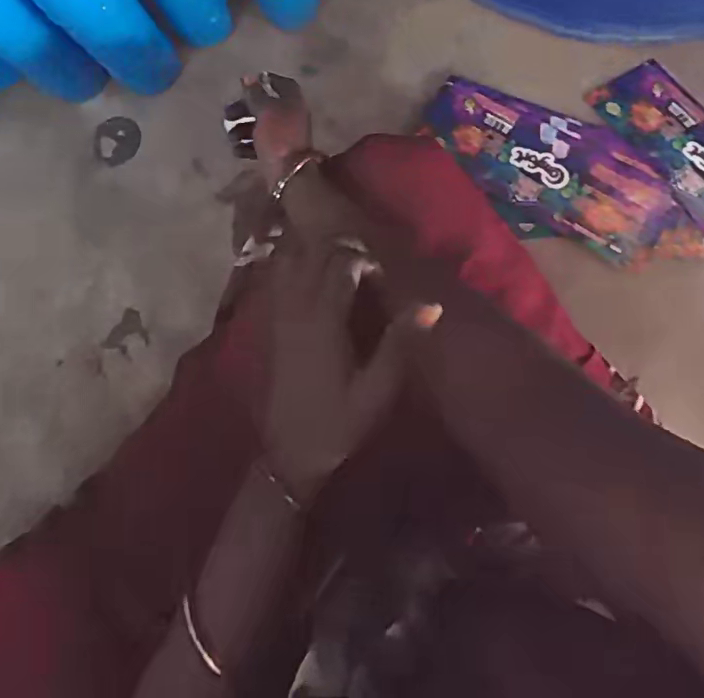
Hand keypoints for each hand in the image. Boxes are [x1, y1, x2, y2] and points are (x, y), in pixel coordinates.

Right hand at [241, 73, 312, 188]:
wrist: (289, 173)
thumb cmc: (278, 137)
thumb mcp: (265, 111)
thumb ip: (256, 94)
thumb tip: (248, 78)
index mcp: (293, 103)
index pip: (283, 85)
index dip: (267, 81)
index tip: (247, 82)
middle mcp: (291, 117)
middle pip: (266, 107)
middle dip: (244, 108)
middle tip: (227, 114)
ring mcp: (284, 136)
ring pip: (260, 126)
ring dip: (242, 129)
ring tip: (231, 137)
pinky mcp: (277, 153)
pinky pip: (259, 144)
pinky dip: (247, 145)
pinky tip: (237, 150)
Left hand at [259, 232, 426, 499]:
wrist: (289, 453)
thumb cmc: (338, 423)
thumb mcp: (376, 391)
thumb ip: (399, 344)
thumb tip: (431, 305)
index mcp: (323, 320)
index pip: (341, 264)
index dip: (365, 261)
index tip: (383, 279)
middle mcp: (297, 307)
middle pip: (316, 253)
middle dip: (344, 250)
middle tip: (369, 270)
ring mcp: (279, 313)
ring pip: (293, 258)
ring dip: (317, 252)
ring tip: (342, 267)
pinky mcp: (272, 323)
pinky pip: (278, 276)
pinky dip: (296, 264)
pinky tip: (315, 277)